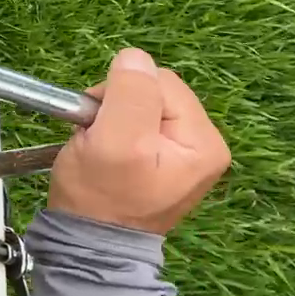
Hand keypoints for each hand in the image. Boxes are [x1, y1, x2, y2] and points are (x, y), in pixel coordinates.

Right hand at [50, 48, 230, 233]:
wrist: (91, 239)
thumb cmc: (100, 193)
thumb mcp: (113, 141)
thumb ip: (128, 96)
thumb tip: (135, 56)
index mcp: (203, 140)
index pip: (160, 81)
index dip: (120, 91)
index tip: (98, 119)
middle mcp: (203, 144)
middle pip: (153, 91)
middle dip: (115, 103)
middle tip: (96, 133)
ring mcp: (183, 153)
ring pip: (140, 104)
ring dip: (110, 115)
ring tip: (98, 143)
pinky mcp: (162, 158)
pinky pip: (136, 122)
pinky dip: (112, 128)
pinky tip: (104, 148)